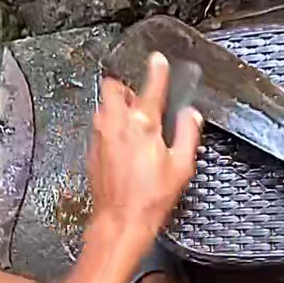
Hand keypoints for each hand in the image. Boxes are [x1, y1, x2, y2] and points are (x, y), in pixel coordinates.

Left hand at [86, 52, 201, 240]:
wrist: (121, 221)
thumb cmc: (149, 198)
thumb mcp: (181, 166)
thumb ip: (187, 134)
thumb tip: (191, 116)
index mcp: (142, 124)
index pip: (151, 86)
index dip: (156, 70)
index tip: (158, 61)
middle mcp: (116, 125)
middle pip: (112, 87)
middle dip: (125, 86)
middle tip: (138, 95)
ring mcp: (100, 137)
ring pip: (103, 106)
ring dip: (116, 105)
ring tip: (132, 119)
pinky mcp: (92, 151)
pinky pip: (99, 127)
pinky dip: (110, 126)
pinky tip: (122, 142)